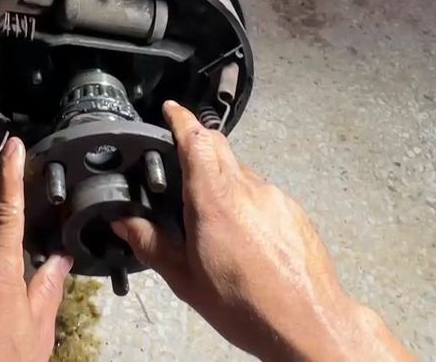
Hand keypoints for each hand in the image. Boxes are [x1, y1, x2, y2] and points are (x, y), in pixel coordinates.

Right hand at [114, 102, 414, 361]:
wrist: (312, 327)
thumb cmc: (250, 307)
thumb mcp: (187, 281)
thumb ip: (151, 244)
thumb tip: (123, 222)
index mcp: (214, 198)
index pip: (195, 138)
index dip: (180, 118)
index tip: (170, 109)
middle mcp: (245, 188)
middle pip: (217, 146)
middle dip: (196, 143)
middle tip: (180, 158)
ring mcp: (273, 196)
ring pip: (240, 171)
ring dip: (223, 182)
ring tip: (215, 219)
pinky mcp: (293, 211)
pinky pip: (262, 193)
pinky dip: (247, 204)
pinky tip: (246, 237)